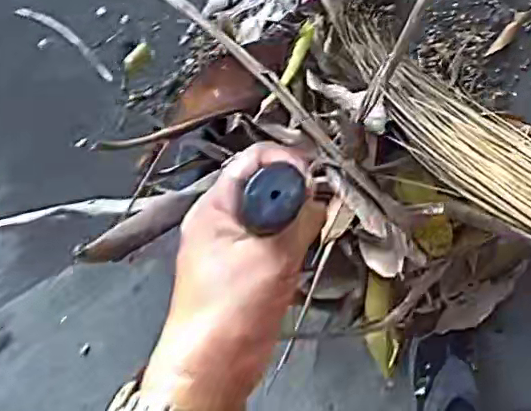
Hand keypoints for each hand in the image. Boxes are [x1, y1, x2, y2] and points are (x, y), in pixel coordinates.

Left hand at [140, 144, 324, 410]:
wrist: (209, 373)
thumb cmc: (221, 319)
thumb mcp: (273, 257)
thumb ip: (301, 219)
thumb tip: (321, 199)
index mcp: (214, 207)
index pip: (255, 158)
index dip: (287, 161)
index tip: (310, 176)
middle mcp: (222, 219)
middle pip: (267, 182)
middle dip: (297, 191)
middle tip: (317, 202)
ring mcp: (235, 243)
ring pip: (275, 211)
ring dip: (298, 217)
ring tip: (313, 228)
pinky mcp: (249, 264)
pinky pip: (278, 237)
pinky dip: (295, 238)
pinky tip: (304, 250)